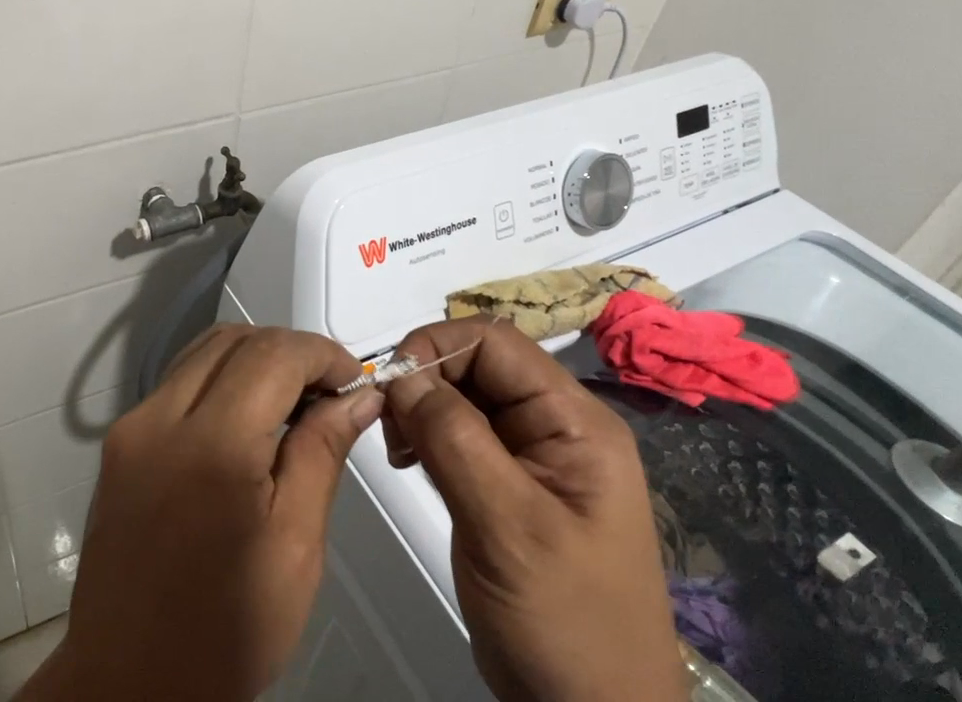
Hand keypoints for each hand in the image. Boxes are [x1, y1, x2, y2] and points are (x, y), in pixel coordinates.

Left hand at [16, 325, 381, 701]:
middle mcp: (160, 419)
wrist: (128, 682)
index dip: (323, 354)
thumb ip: (322, 454)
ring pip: (201, 353)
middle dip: (290, 350)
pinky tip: (249, 422)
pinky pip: (176, 384)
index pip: (274, 353)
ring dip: (253, 359)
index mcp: (211, 445)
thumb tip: (356, 395)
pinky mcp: (119, 445)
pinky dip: (220, 380)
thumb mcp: (295, 547)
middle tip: (329, 393)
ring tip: (294, 404)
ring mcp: (130, 429)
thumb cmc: (225, 629)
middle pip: (234, 340)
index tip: (354, 383)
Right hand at [382, 319, 685, 701]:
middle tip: (388, 429)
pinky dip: (428, 439)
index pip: (495, 342)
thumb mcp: (506, 525)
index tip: (388, 386)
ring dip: (422, 410)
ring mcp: (533, 458)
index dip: (435, 347)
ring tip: (397, 451)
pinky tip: (410, 463)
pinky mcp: (509, 487)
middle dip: (424, 381)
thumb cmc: (564, 620)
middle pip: (478, 365)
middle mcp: (555, 427)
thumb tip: (400, 373)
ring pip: (464, 400)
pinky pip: (462, 437)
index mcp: (573, 422)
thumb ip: (454, 439)